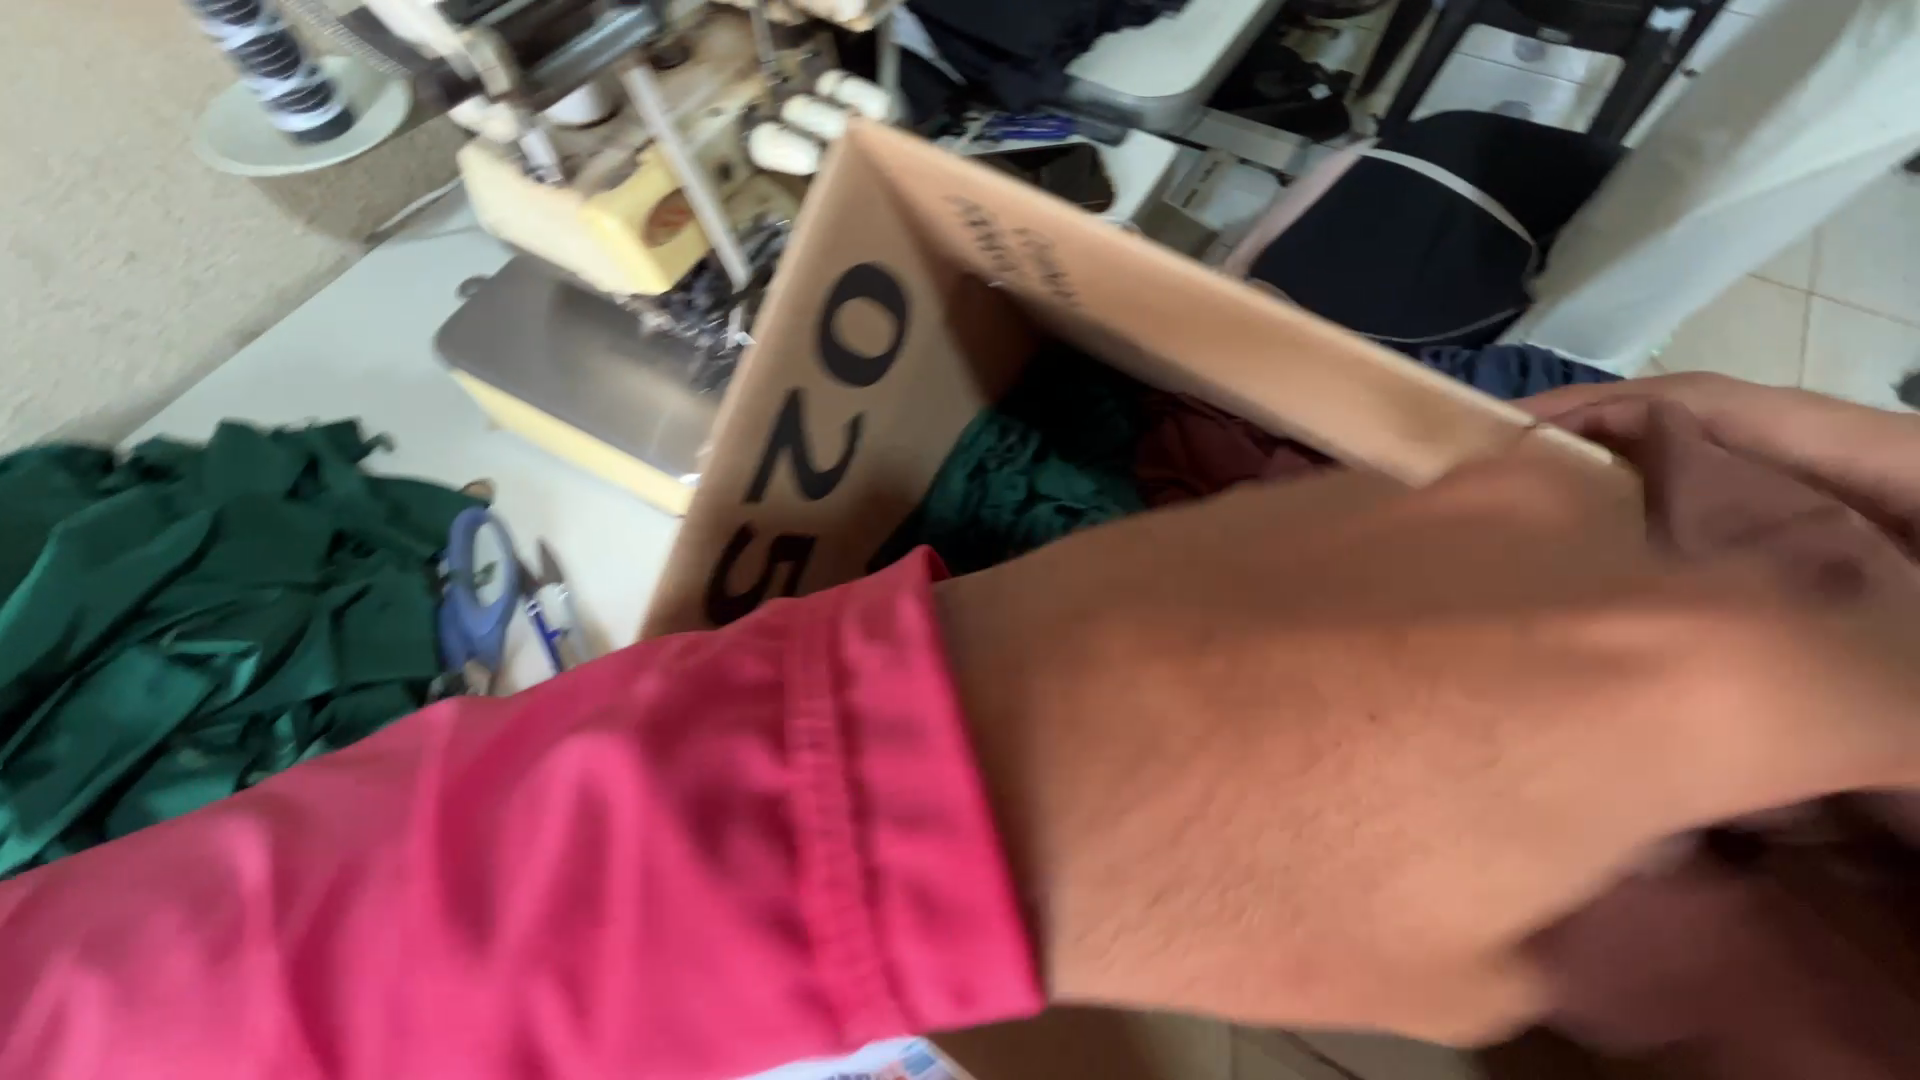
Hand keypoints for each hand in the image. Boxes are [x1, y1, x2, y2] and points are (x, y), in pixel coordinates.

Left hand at [932, 392, 1919, 1045]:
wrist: (1005, 738)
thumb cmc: (1224, 875)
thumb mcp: (1456, 961)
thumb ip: (1602, 903)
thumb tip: (1643, 862)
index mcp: (1658, 668)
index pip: (1900, 672)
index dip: (1896, 740)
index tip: (1853, 796)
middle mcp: (1556, 529)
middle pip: (1719, 597)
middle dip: (1710, 694)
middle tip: (1636, 784)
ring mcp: (1415, 485)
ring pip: (1564, 561)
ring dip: (1561, 645)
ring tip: (1466, 739)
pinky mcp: (1305, 482)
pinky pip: (1434, 543)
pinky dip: (1447, 607)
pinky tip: (1355, 676)